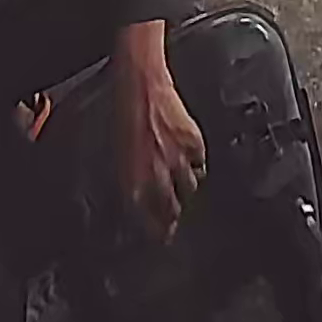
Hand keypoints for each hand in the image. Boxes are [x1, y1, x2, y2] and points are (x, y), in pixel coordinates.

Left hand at [113, 37, 205, 240]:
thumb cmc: (125, 116)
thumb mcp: (120, 153)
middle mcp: (157, 175)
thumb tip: (140, 197)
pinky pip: (200, 162)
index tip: (160, 235)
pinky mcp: (194, 141)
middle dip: (172, 215)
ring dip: (187, 188)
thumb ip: (133, 179)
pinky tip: (192, 161)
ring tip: (185, 186)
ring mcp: (178, 158)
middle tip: (174, 220)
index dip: (154, 230)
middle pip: (172, 208)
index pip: (148, 219)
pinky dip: (197, 164)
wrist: (142, 86)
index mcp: (133, 181)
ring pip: (190, 187)